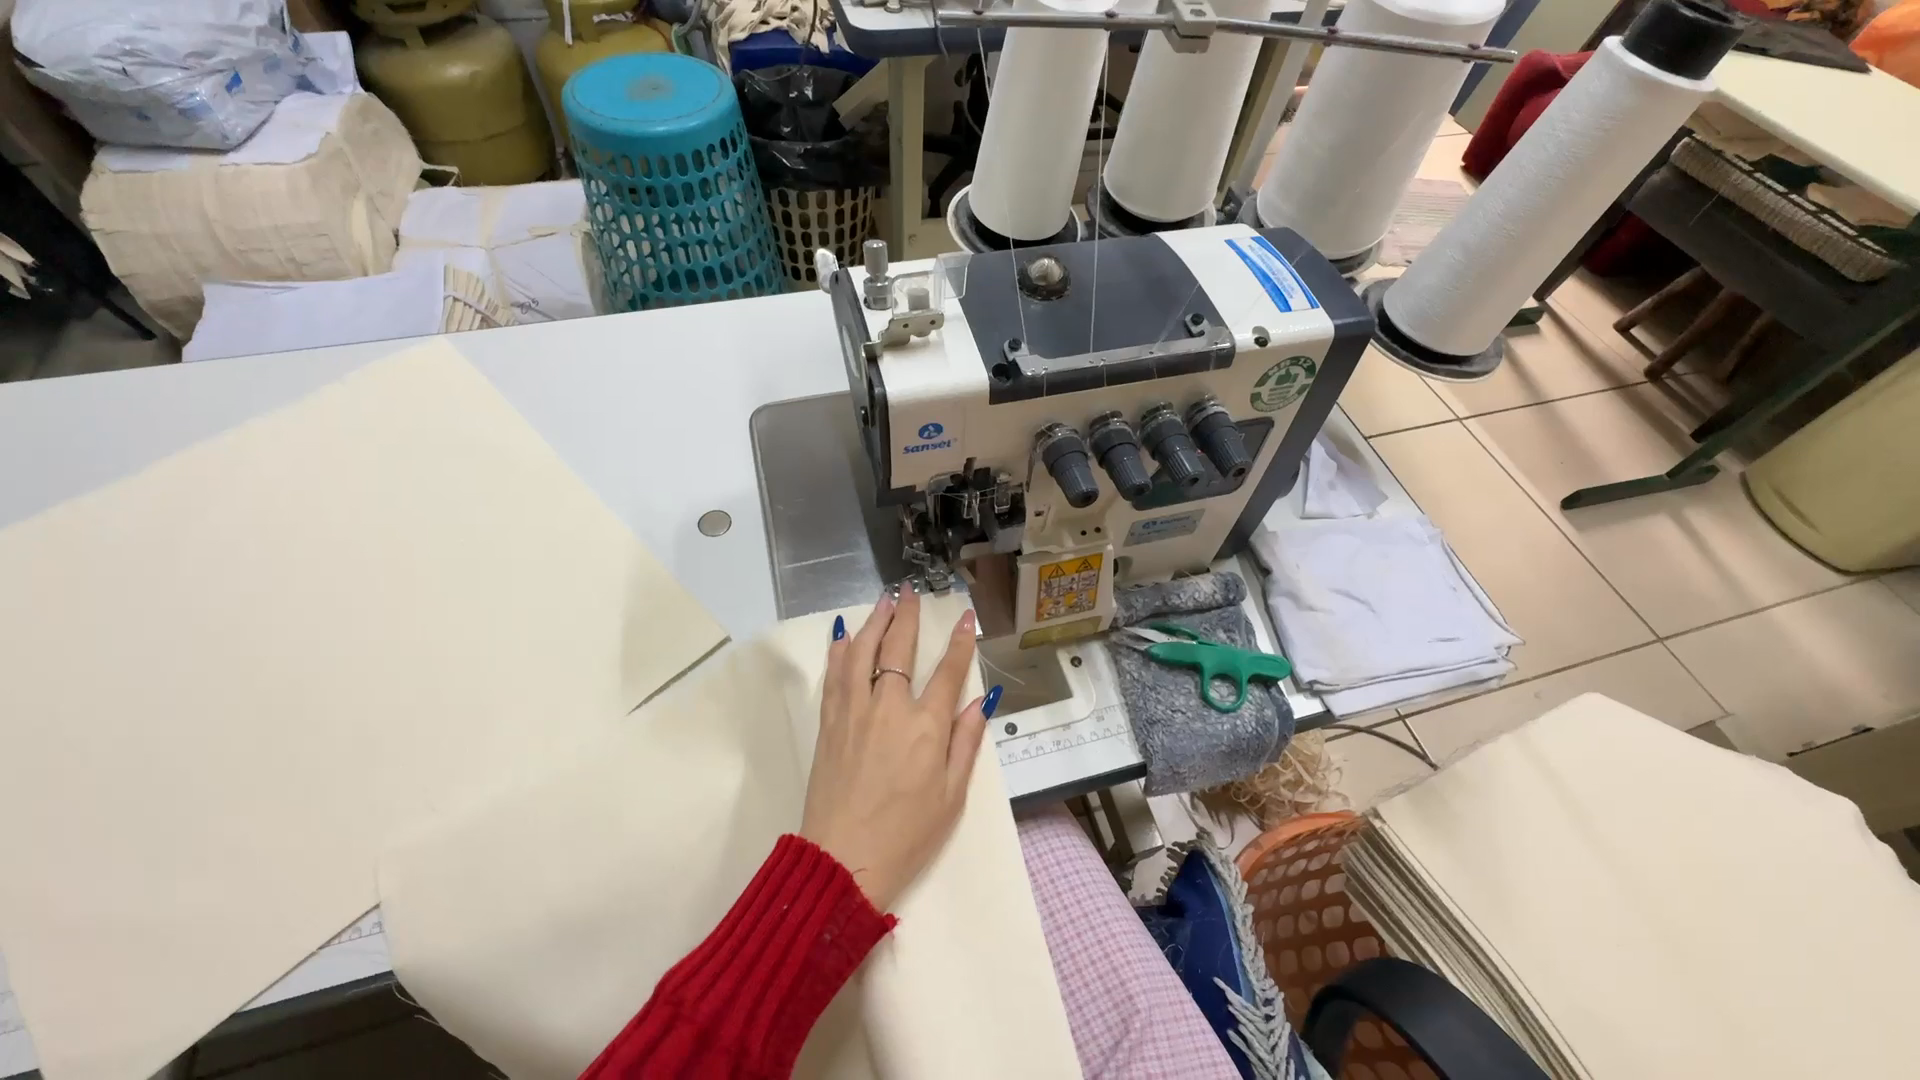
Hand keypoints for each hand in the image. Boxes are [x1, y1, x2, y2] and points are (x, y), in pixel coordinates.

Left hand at [800, 590, 1001, 910]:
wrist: (842, 861)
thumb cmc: (906, 835)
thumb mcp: (952, 796)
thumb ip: (966, 743)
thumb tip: (981, 701)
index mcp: (926, 726)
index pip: (947, 671)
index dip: (959, 641)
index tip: (965, 617)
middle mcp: (888, 708)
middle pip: (899, 649)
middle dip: (907, 616)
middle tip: (910, 591)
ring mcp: (853, 712)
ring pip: (862, 652)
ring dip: (874, 622)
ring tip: (882, 600)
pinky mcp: (829, 724)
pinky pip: (835, 675)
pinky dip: (841, 650)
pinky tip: (845, 635)